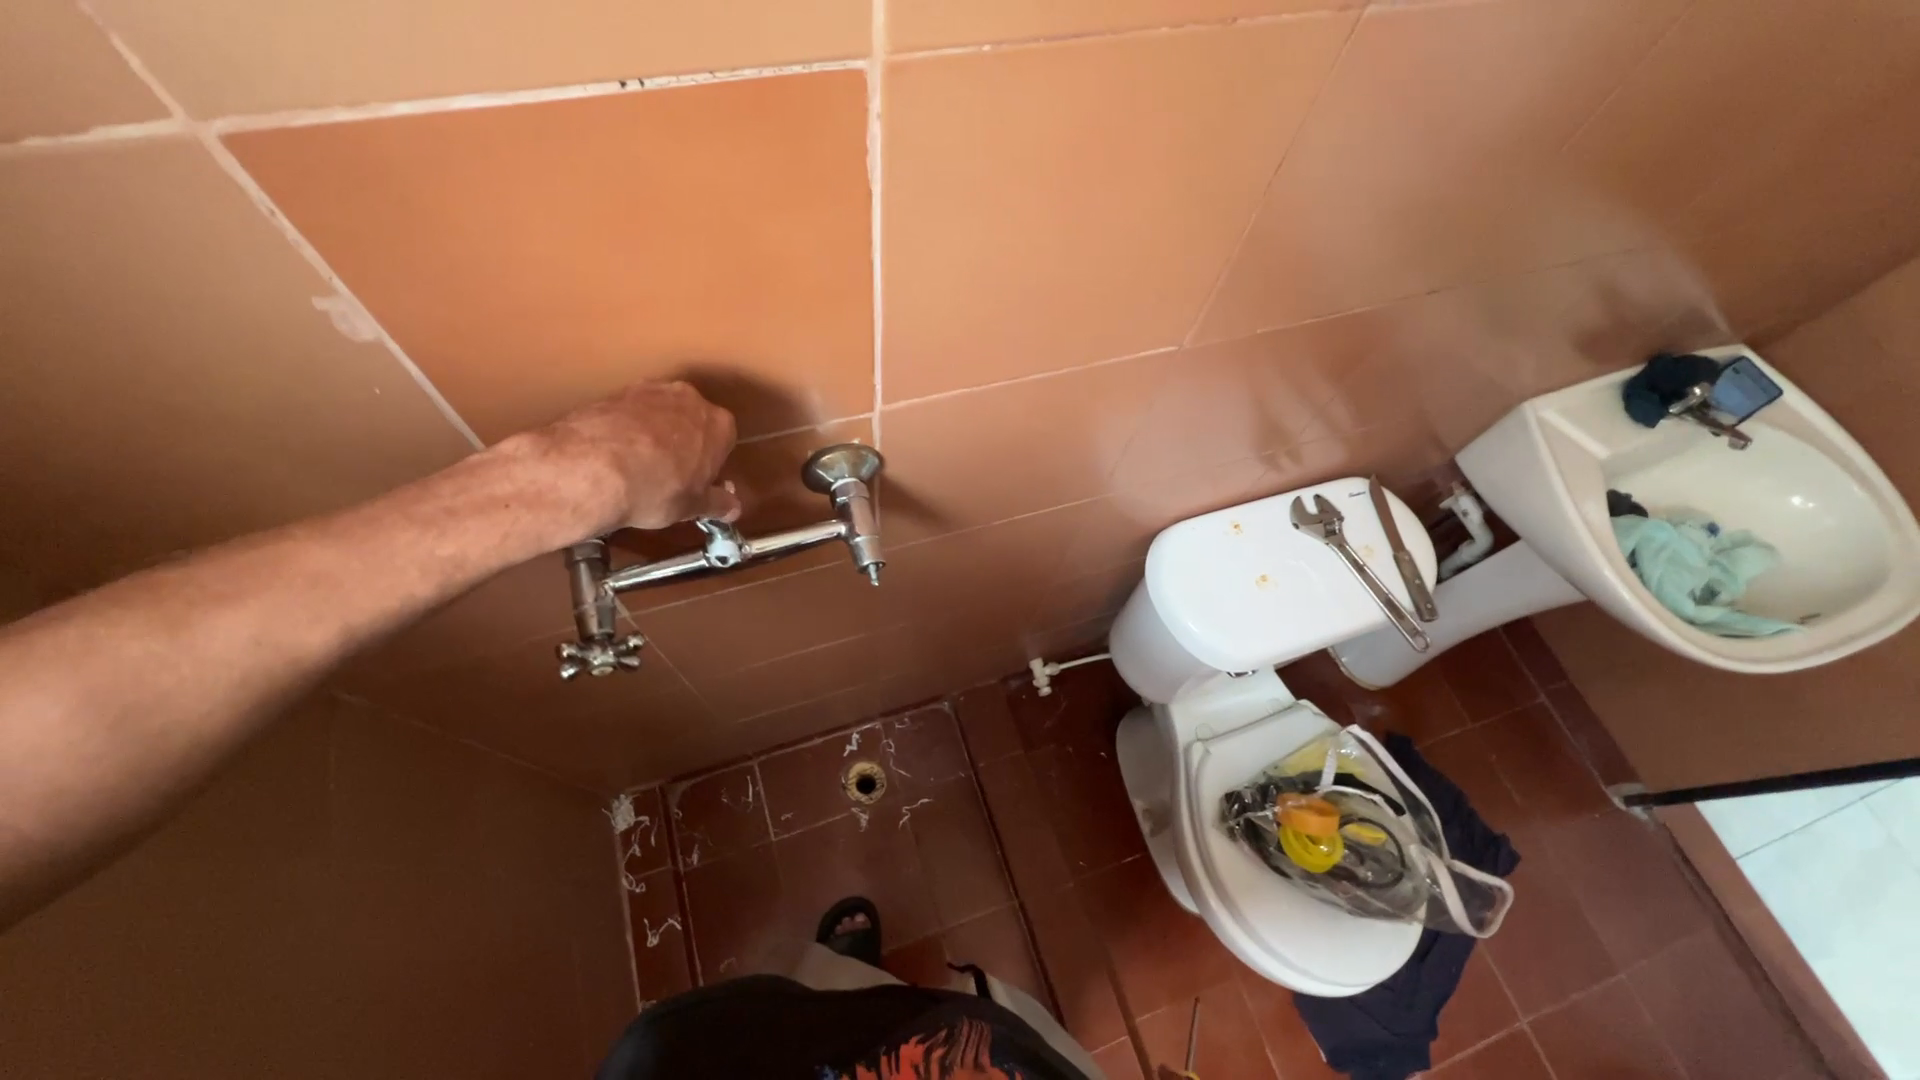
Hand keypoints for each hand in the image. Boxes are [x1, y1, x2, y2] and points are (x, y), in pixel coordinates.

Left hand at [524, 381, 741, 534]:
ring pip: (660, 415)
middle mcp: (689, 399)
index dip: (710, 464)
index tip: (696, 483)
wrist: (593, 469)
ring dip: (655, 435)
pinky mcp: (615, 392)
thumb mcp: (692, 507)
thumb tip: (732, 507)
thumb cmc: (656, 489)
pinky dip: (626, 431)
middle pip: (692, 422)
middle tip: (667, 476)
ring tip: (636, 467)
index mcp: (719, 424)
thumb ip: (718, 504)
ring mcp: (651, 390)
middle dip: (684, 444)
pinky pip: (630, 413)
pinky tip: (614, 457)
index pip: (724, 442)